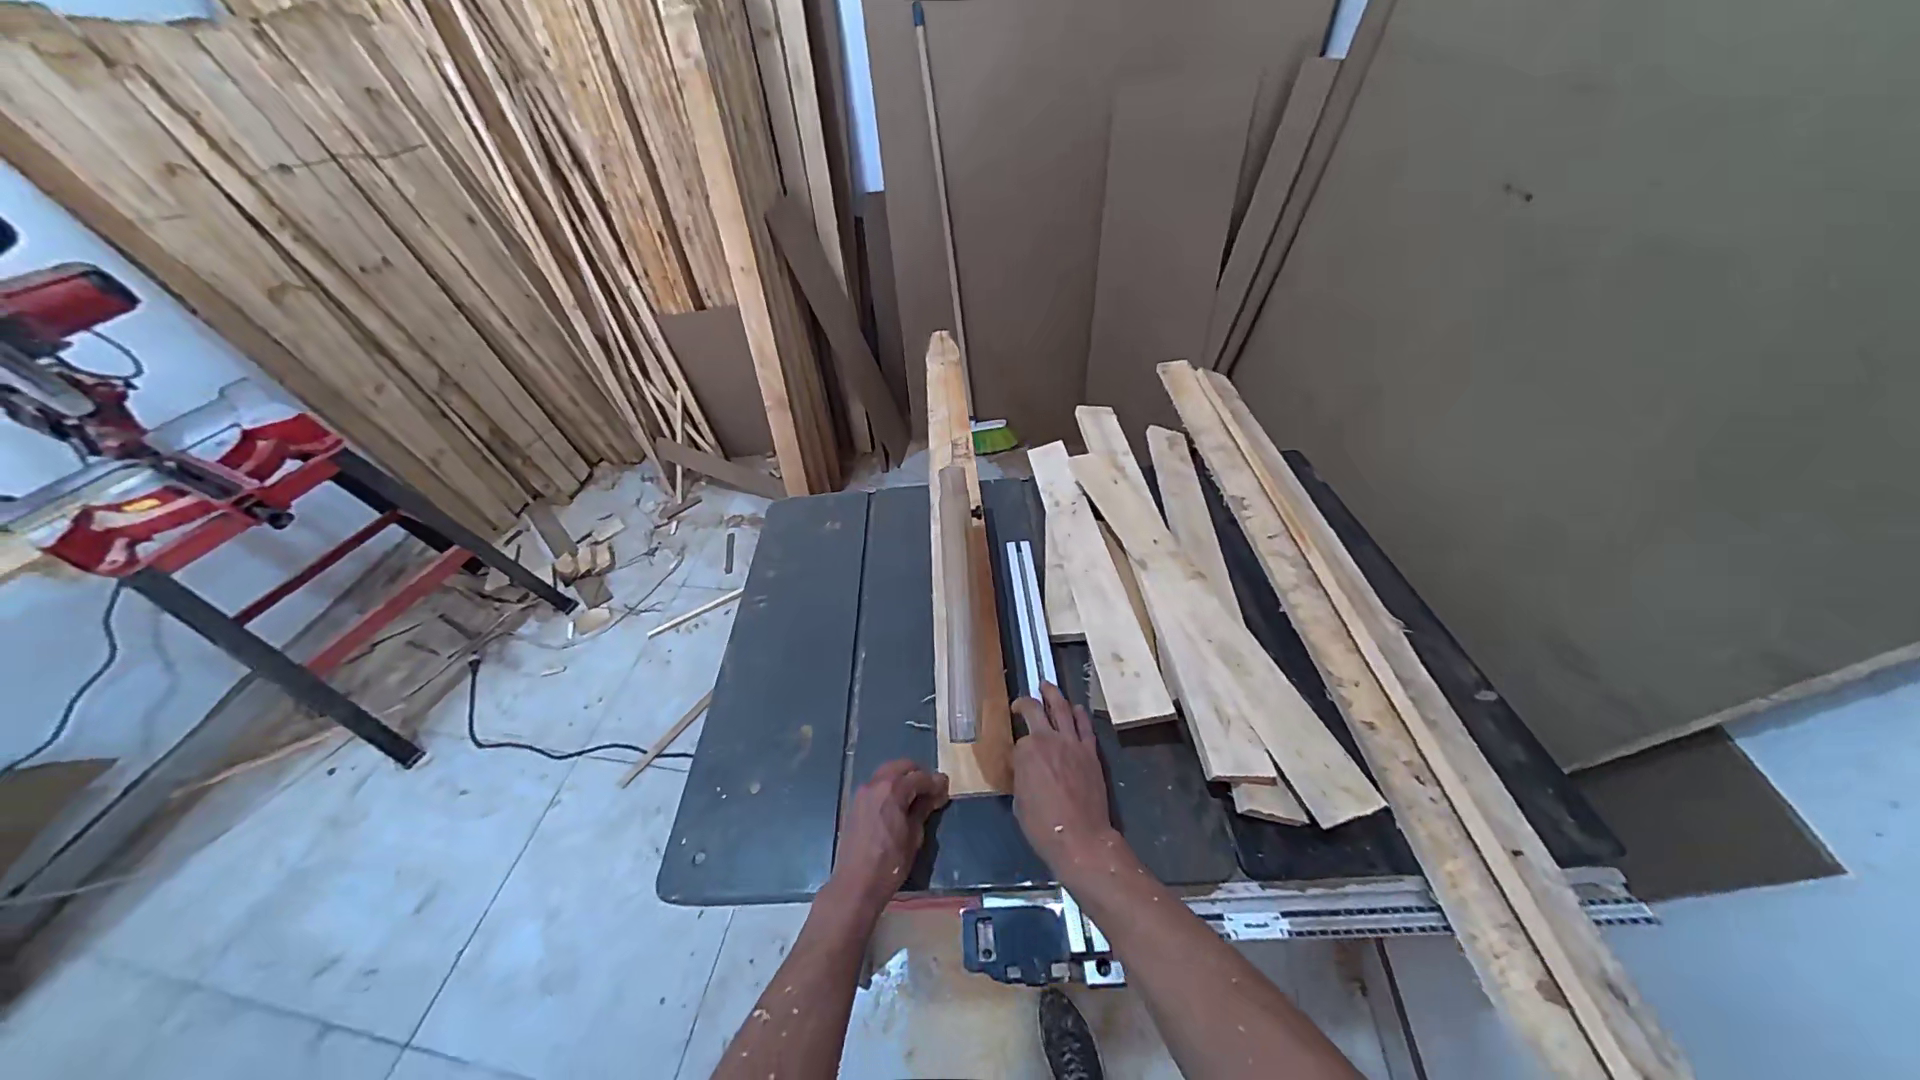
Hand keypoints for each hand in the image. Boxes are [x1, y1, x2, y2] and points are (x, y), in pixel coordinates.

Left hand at [823, 759, 948, 919]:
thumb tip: (934, 795)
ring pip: (887, 773)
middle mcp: (875, 784)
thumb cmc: (889, 864)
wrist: (855, 884)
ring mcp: (862, 793)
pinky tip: (898, 805)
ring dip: (903, 779)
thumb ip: (923, 810)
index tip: (945, 790)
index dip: (935, 783)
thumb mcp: (914, 837)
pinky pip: (876, 786)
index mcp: (892, 790)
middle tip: (931, 791)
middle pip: (901, 766)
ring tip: (916, 798)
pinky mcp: (855, 804)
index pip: (920, 776)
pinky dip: (890, 787)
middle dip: (918, 774)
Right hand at [1011, 682, 1113, 869]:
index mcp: (1025, 752)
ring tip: (1047, 686)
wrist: (1080, 838)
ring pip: (1062, 709)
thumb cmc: (1042, 826)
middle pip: (1035, 711)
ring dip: (1053, 694)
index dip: (1016, 747)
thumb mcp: (1019, 801)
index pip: (1018, 740)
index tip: (1015, 753)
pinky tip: (1076, 708)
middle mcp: (1048, 740)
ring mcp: (1072, 743)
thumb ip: (1021, 777)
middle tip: (1023, 700)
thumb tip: (1025, 770)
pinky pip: (1084, 726)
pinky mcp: (1090, 752)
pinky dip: (1079, 714)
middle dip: (1027, 702)